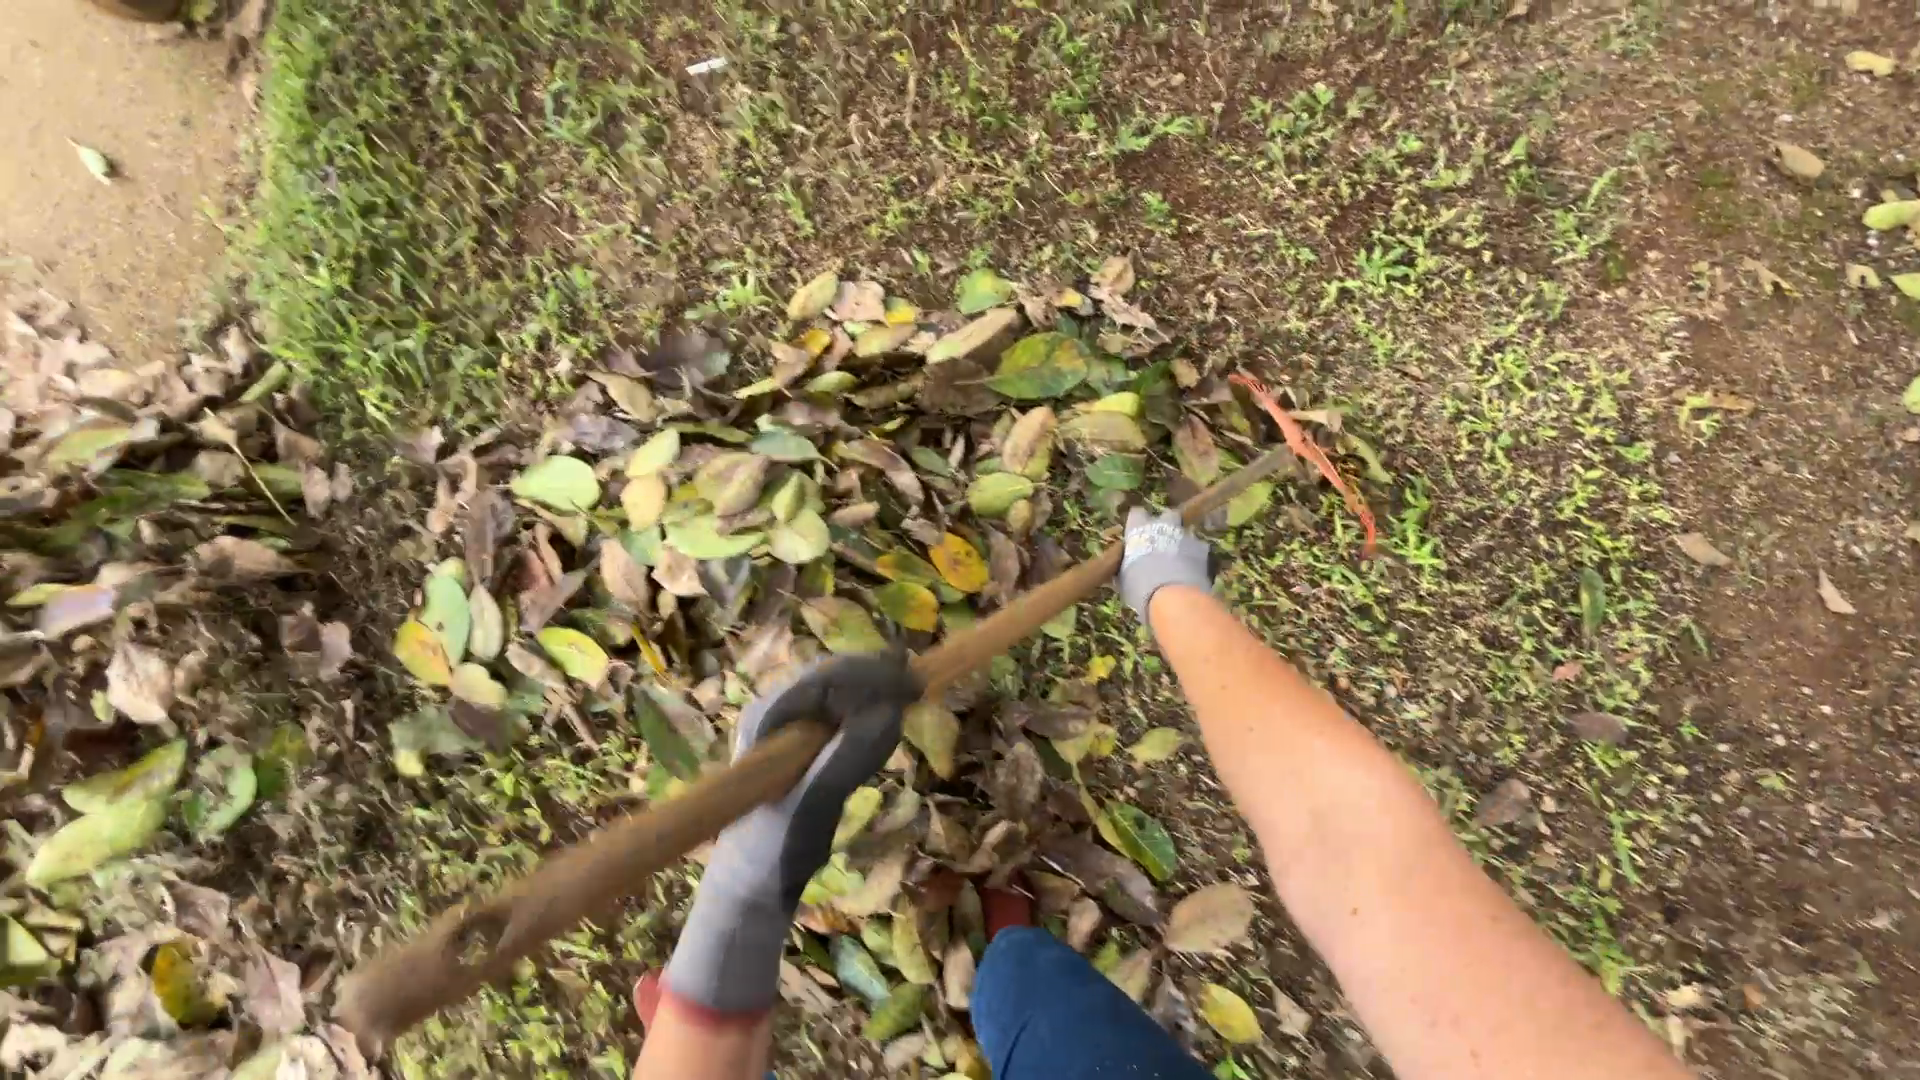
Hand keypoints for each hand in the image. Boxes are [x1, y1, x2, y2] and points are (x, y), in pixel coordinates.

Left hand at [663, 653, 920, 1013]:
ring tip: (908, 699)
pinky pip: (839, 714)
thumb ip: (849, 756)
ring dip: (874, 692)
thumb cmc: (776, 848)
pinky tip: (884, 724)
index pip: (825, 676)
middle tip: (918, 690)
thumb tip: (890, 711)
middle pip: (833, 676)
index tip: (914, 683)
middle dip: (876, 678)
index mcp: (767, 717)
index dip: (871, 673)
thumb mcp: (815, 805)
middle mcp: (775, 710)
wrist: (752, 883)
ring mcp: (786, 724)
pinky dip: (866, 714)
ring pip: (839, 691)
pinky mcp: (800, 740)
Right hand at [1118, 507, 1212, 624]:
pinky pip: (1198, 548)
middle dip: (1166, 525)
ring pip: (1184, 532)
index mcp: (1138, 528)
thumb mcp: (1125, 577)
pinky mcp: (1202, 549)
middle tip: (1162, 542)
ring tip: (1179, 561)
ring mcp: (1185, 535)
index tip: (1137, 532)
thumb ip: (1128, 565)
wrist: (1172, 595)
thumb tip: (1128, 568)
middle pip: (1167, 516)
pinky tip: (1192, 571)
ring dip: (1181, 543)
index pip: (1136, 514)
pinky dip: (1195, 557)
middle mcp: (1162, 525)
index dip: (1138, 522)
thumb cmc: (1139, 586)